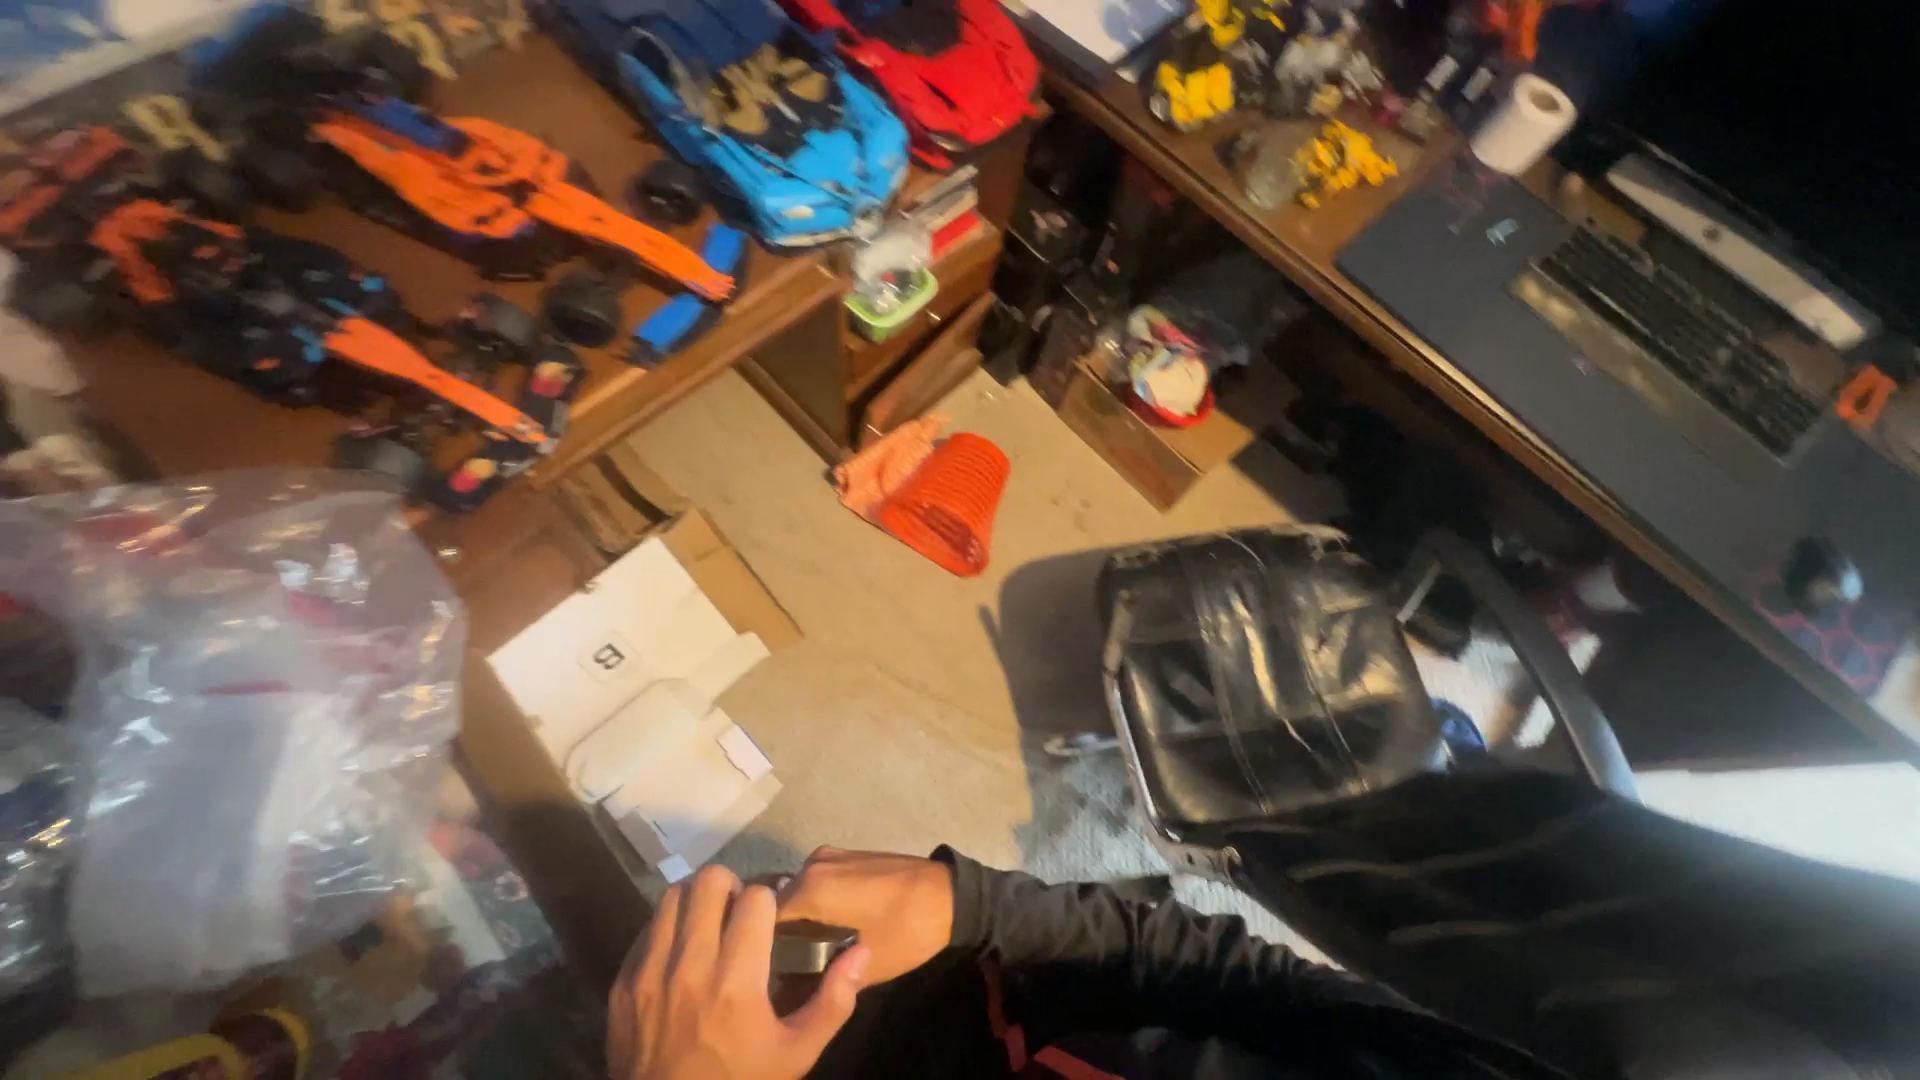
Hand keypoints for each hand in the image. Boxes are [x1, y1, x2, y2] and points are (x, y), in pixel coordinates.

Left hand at [609, 865, 871, 1079]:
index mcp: (736, 982)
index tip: (771, 919)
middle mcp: (690, 967)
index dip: (769, 901)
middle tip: (740, 911)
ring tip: (710, 922)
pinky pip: (648, 928)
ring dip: (696, 900)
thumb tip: (861, 951)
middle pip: (710, 882)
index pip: (755, 898)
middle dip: (732, 887)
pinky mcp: (624, 982)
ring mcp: (650, 973)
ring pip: (673, 896)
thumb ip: (833, 1002)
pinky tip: (682, 950)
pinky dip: (668, 927)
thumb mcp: (796, 1053)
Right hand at [775, 847, 954, 984]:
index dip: (761, 944)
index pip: (763, 917)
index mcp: (812, 889)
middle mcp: (814, 865)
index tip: (769, 968)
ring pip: (800, 889)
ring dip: (800, 913)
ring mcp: (832, 855)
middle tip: (789, 961)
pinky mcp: (848, 854)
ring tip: (810, 945)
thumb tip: (799, 983)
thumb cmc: (905, 930)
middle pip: (780, 901)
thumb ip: (824, 974)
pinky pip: (818, 879)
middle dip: (780, 929)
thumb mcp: (864, 966)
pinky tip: (830, 923)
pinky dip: (817, 899)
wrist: (950, 896)